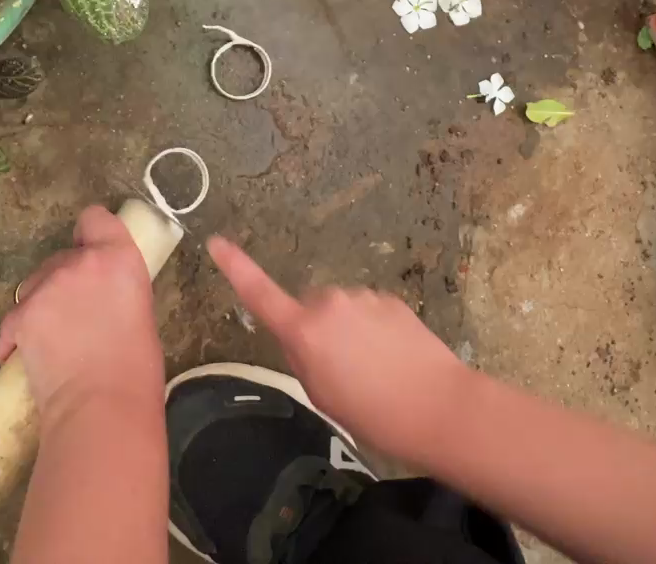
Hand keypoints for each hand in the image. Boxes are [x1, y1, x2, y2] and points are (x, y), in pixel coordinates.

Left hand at [0, 207, 163, 430]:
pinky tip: (23, 356)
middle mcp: (82, 261)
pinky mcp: (21, 315)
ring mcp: (48, 286)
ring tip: (53, 342)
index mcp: (119, 256)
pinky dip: (17, 334)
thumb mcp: (139, 309)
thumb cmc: (137, 365)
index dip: (90, 233)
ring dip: (42, 304)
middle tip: (76, 316)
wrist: (103, 403)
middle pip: (63, 257)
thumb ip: (117, 288)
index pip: (95, 218)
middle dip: (66, 280)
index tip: (90, 253)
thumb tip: (99, 298)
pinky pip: (14, 318)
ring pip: (36, 284)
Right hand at [207, 236, 473, 464]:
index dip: (235, 267)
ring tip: (374, 372)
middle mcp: (331, 302)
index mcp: (305, 330)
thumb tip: (303, 337)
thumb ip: (303, 359)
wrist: (438, 405)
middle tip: (341, 373)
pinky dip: (374, 331)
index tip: (216, 242)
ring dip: (349, 333)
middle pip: (310, 310)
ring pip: (342, 312)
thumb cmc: (374, 414)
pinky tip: (393, 360)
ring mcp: (364, 297)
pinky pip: (369, 312)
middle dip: (318, 331)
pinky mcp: (391, 299)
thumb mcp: (322, 396)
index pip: (260, 294)